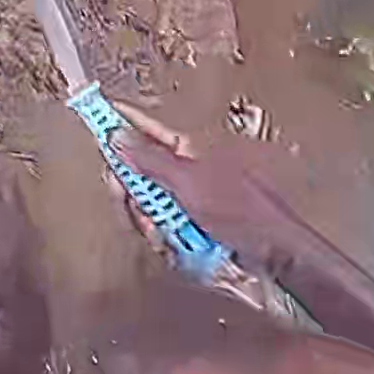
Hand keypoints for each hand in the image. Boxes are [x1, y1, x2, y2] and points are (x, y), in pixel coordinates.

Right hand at [115, 127, 309, 269]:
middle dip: (129, 188)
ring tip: (164, 231)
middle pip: (134, 170)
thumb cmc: (242, 213)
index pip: (141, 127)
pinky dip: (162, 237)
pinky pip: (158, 227)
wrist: (282, 262)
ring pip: (144, 203)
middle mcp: (182, 172)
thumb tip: (114, 134)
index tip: (90, 111)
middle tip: (126, 196)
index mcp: (185, 150)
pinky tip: (176, 245)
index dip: (116, 120)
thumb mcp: (188, 182)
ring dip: (148, 219)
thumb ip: (147, 159)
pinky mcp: (188, 228)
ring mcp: (185, 201)